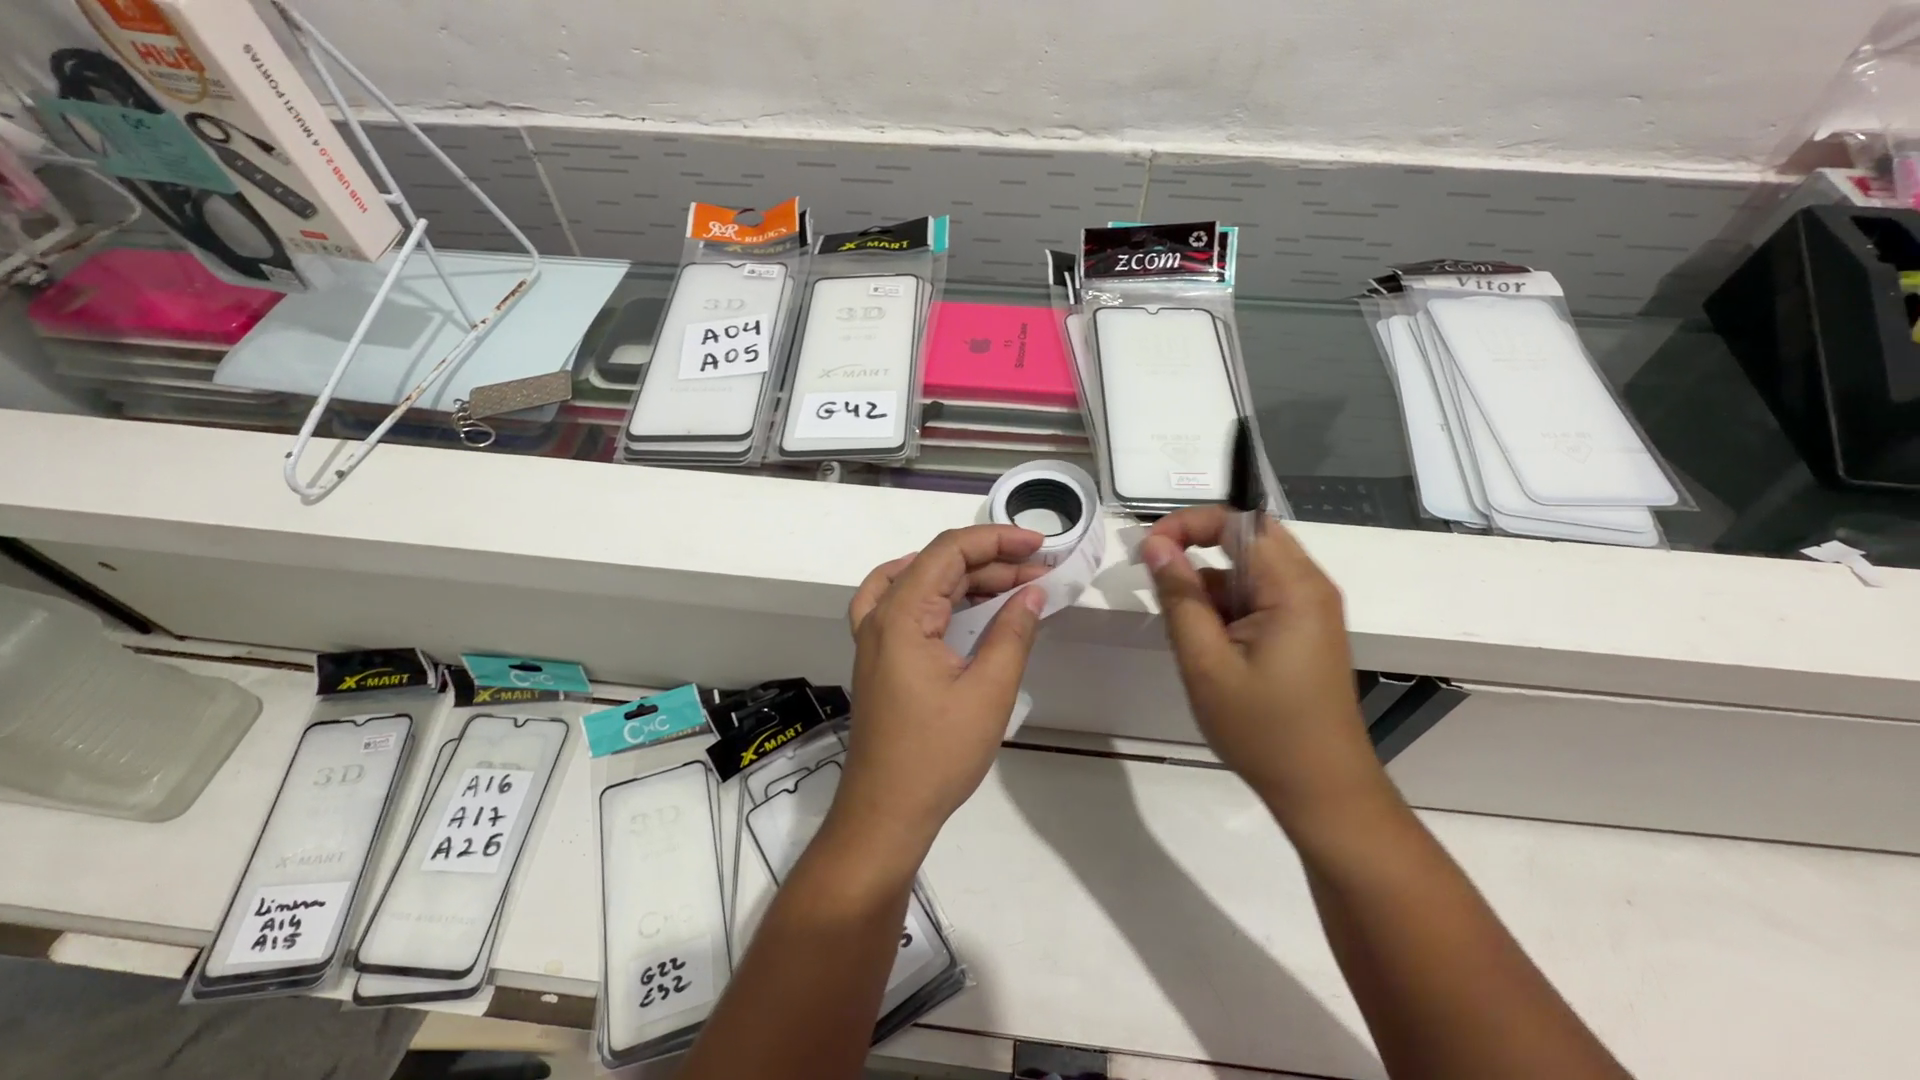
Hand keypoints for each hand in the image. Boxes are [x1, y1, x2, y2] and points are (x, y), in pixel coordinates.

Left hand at [834, 525, 1049, 853]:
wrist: (886, 810)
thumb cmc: (937, 753)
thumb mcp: (988, 691)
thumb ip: (1012, 633)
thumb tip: (1033, 593)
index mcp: (901, 615)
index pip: (949, 551)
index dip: (997, 540)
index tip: (1040, 546)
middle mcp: (880, 616)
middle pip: (936, 564)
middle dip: (991, 562)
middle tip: (1041, 575)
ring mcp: (874, 638)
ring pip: (921, 583)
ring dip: (968, 579)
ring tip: (1015, 586)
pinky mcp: (879, 659)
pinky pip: (903, 605)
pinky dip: (937, 593)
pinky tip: (960, 600)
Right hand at [1139, 507, 1381, 820]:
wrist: (1322, 788)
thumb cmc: (1262, 729)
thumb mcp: (1206, 663)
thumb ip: (1179, 597)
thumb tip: (1155, 544)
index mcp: (1294, 587)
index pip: (1239, 521)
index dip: (1189, 523)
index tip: (1148, 550)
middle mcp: (1309, 586)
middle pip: (1246, 539)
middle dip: (1196, 551)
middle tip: (1156, 582)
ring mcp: (1310, 609)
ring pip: (1249, 570)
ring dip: (1210, 586)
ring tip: (1187, 636)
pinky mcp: (1305, 631)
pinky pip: (1259, 597)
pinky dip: (1226, 608)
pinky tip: (1209, 647)